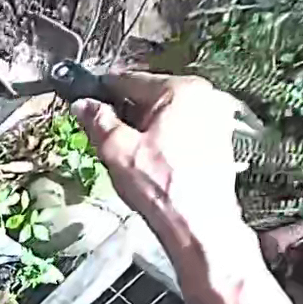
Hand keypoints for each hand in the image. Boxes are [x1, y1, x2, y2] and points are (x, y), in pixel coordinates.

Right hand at [72, 74, 246, 240]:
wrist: (198, 223)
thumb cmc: (158, 184)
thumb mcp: (117, 149)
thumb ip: (97, 120)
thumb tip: (82, 103)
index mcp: (180, 89)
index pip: (128, 80)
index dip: (100, 92)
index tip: (83, 102)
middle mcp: (204, 95)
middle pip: (148, 96)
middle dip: (123, 112)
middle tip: (102, 136)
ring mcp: (216, 117)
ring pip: (164, 113)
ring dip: (141, 127)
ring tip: (125, 153)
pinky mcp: (220, 139)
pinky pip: (180, 128)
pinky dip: (161, 137)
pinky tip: (148, 161)